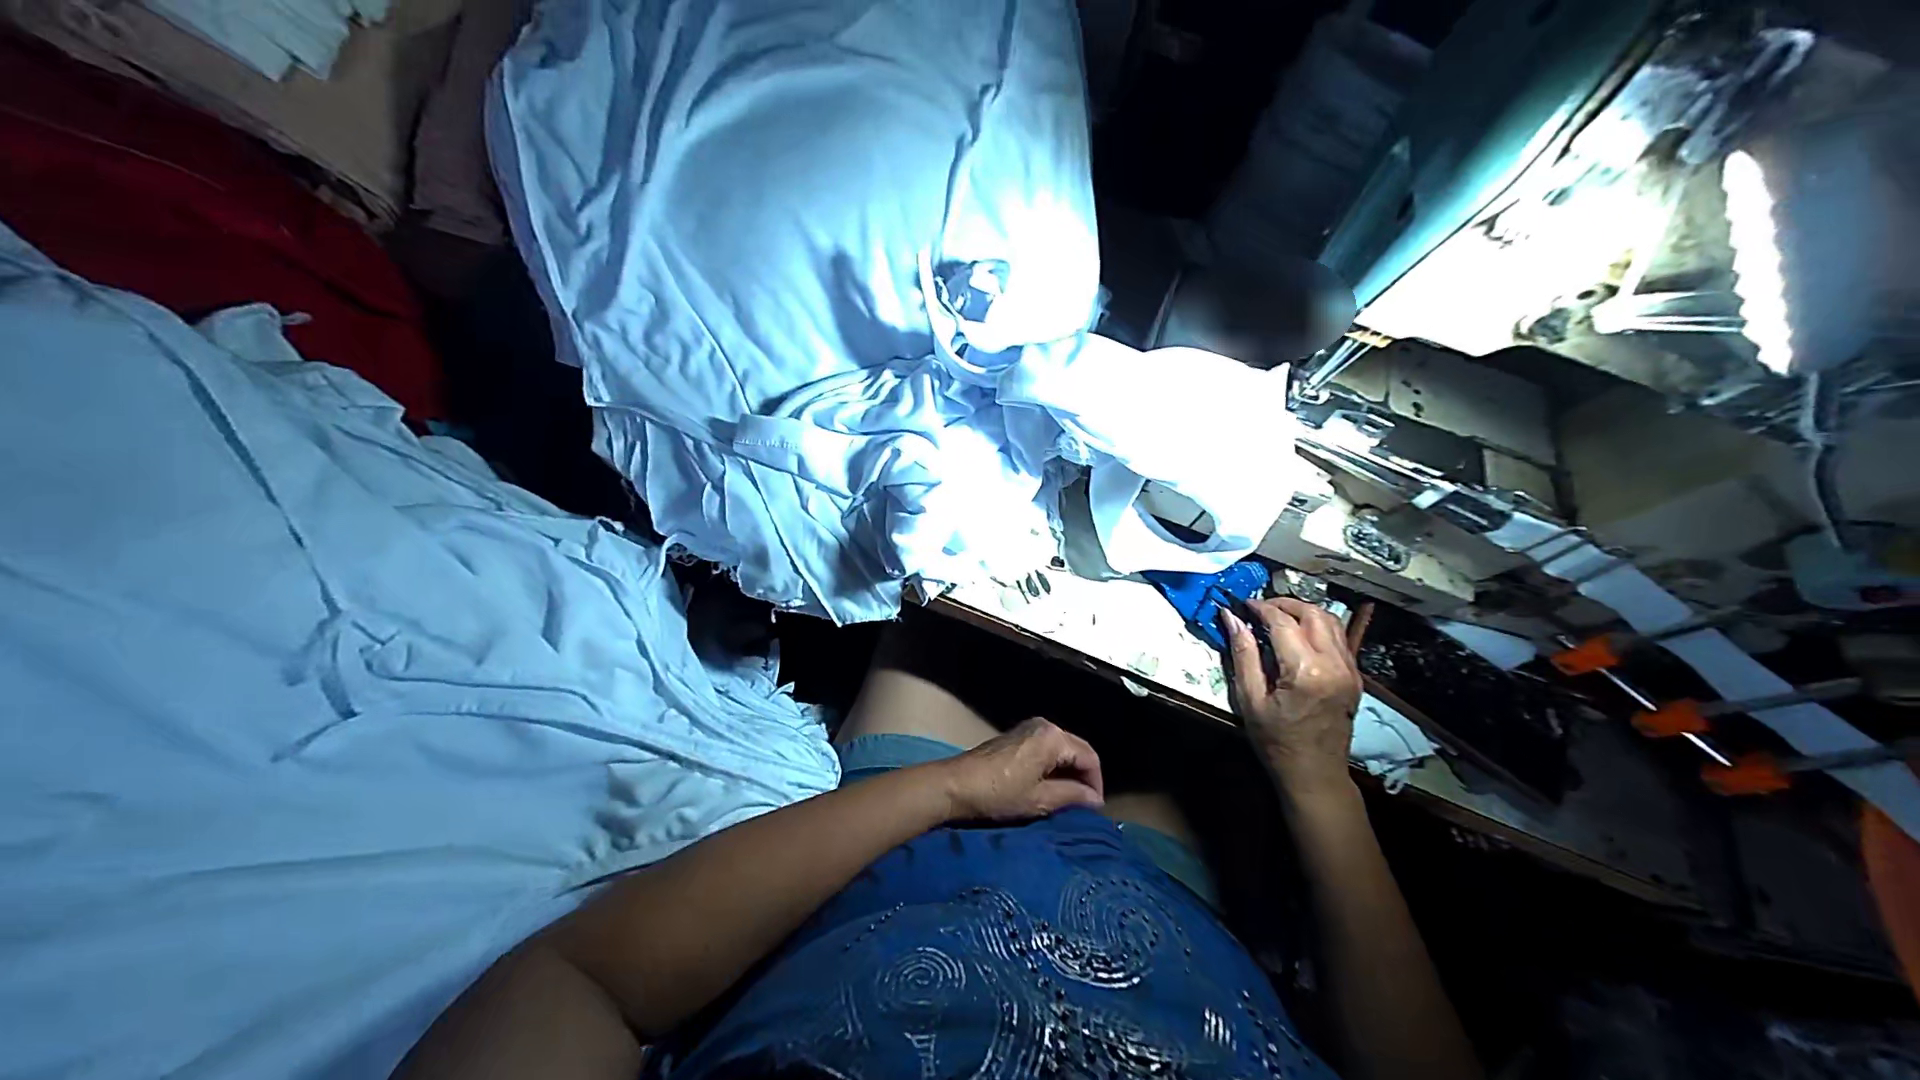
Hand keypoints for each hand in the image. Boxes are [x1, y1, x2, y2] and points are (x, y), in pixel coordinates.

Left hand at [930, 718, 1104, 821]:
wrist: (955, 785)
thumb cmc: (998, 794)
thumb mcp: (1039, 800)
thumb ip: (1072, 796)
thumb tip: (1095, 800)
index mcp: (1053, 737)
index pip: (1089, 758)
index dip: (1096, 784)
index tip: (1094, 809)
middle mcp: (1044, 726)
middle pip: (1077, 750)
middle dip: (1083, 777)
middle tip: (1084, 806)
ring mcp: (1028, 729)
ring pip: (1061, 750)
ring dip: (1068, 773)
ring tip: (1068, 800)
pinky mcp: (1016, 737)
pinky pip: (1046, 749)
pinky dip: (1053, 767)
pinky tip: (1048, 787)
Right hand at [1219, 596, 1362, 800]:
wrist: (1314, 773)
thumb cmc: (1275, 741)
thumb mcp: (1250, 698)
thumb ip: (1243, 653)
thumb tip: (1231, 618)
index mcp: (1306, 672)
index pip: (1283, 622)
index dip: (1260, 608)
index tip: (1242, 604)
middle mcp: (1334, 665)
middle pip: (1313, 614)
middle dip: (1285, 604)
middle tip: (1259, 608)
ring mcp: (1349, 670)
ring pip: (1331, 621)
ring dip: (1303, 612)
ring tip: (1277, 618)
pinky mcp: (1354, 676)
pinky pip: (1339, 638)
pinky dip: (1317, 628)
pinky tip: (1296, 636)